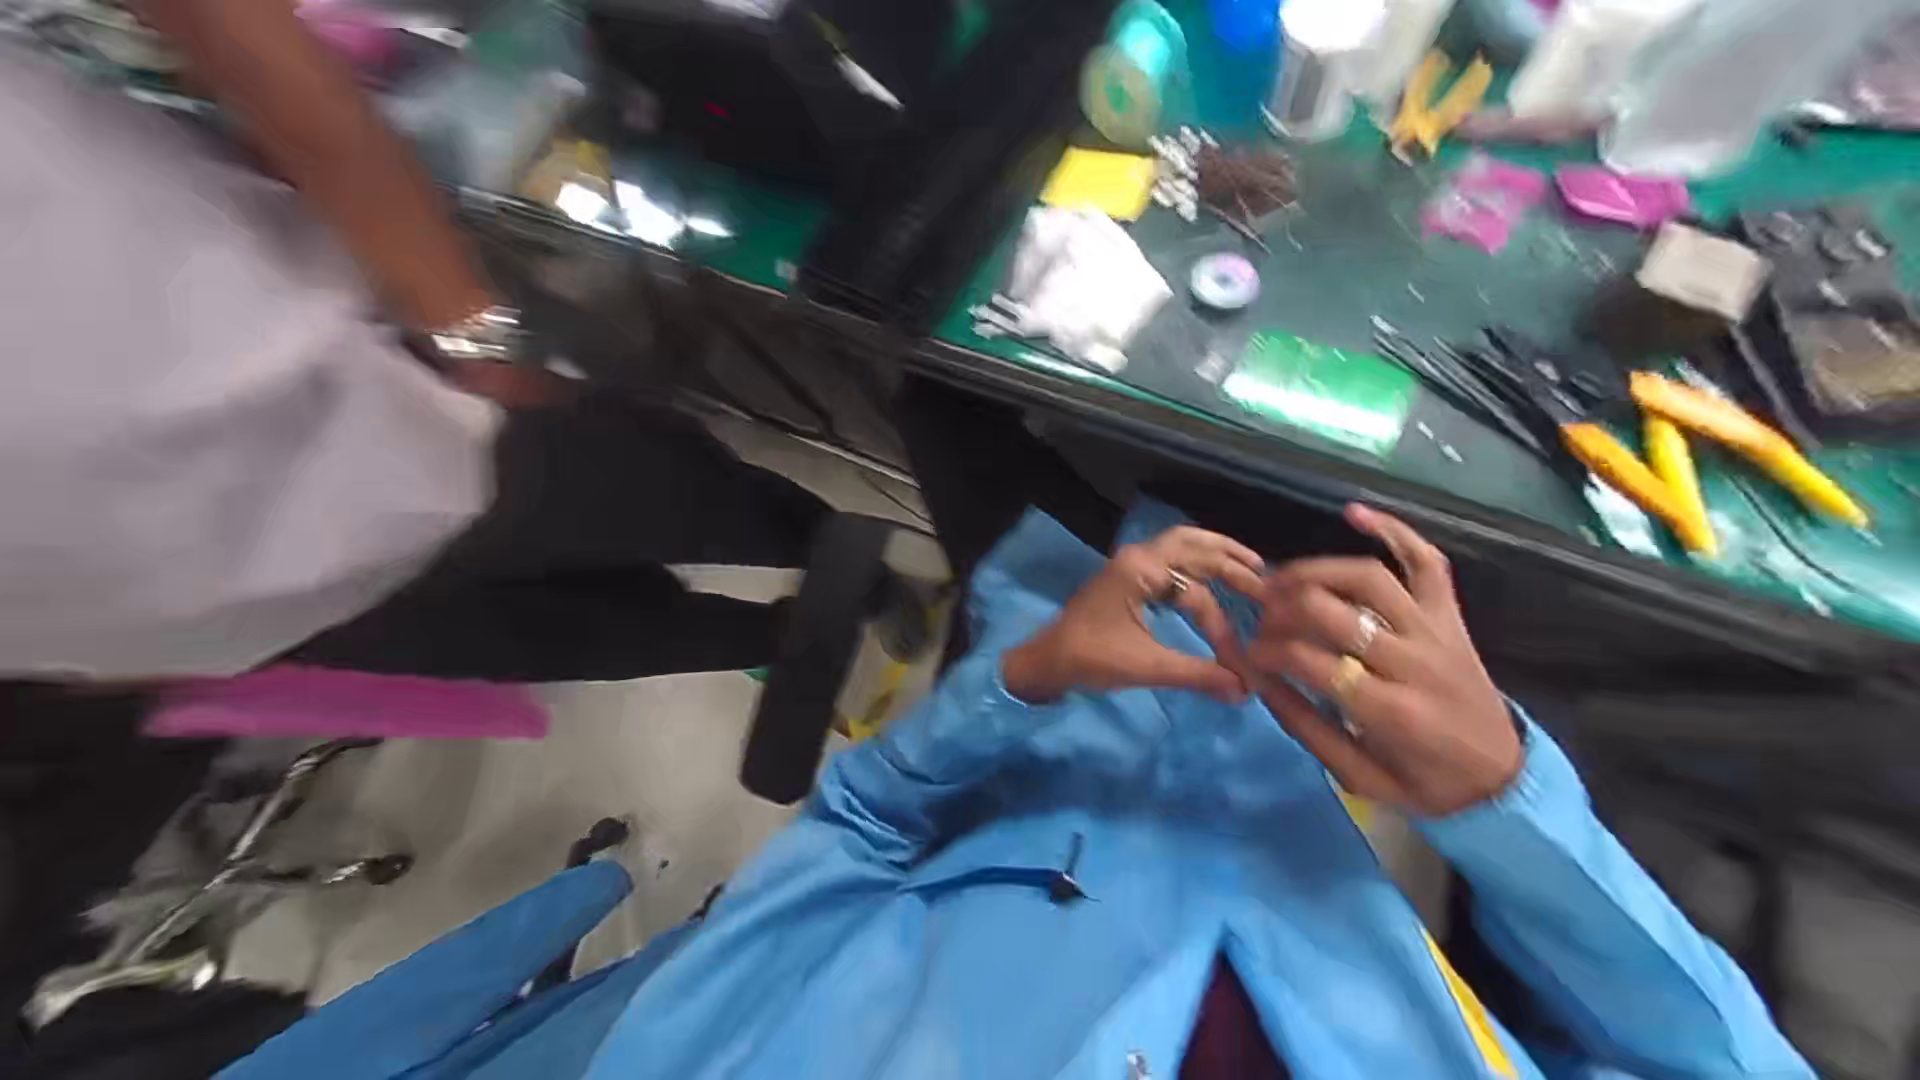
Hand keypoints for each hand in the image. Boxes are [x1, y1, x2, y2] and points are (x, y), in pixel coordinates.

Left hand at [1003, 526, 1264, 704]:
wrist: (1045, 660)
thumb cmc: (1091, 659)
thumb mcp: (1147, 667)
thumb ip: (1199, 674)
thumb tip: (1246, 691)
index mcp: (1141, 570)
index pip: (1198, 593)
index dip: (1222, 629)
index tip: (1238, 662)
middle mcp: (1137, 557)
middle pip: (1195, 545)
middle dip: (1231, 562)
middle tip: (1265, 582)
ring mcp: (1129, 563)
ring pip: (1181, 545)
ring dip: (1214, 553)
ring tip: (1249, 566)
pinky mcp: (1125, 576)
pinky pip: (1169, 558)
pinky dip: (1195, 562)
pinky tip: (1210, 577)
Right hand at [1248, 504, 1519, 816]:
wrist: (1505, 782)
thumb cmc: (1425, 784)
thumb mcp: (1359, 777)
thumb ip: (1306, 727)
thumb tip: (1259, 678)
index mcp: (1390, 711)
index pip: (1308, 660)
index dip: (1265, 652)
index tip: (1249, 657)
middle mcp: (1415, 661)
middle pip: (1333, 611)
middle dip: (1281, 610)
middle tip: (1262, 620)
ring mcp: (1437, 632)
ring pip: (1370, 578)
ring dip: (1315, 571)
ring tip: (1282, 579)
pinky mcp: (1451, 618)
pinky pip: (1427, 563)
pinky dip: (1394, 531)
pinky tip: (1353, 512)